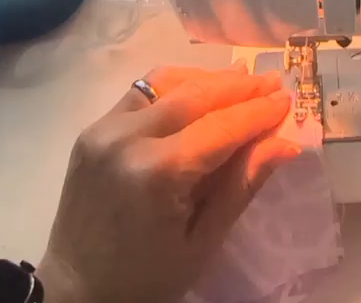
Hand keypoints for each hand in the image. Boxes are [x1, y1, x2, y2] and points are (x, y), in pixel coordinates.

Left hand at [39, 66, 299, 302]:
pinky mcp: (93, 127)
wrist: (73, 293)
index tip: (286, 98)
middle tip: (271, 81)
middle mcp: (128, 138)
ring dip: (208, 79)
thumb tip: (286, 143)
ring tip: (242, 79)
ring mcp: (105, 128)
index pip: (221, 127)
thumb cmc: (146, 279)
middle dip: (239, 87)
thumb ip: (242, 185)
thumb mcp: (202, 243)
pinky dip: (175, 85)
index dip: (257, 112)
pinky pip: (143, 91)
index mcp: (156, 174)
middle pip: (196, 95)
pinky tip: (199, 88)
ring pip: (168, 83)